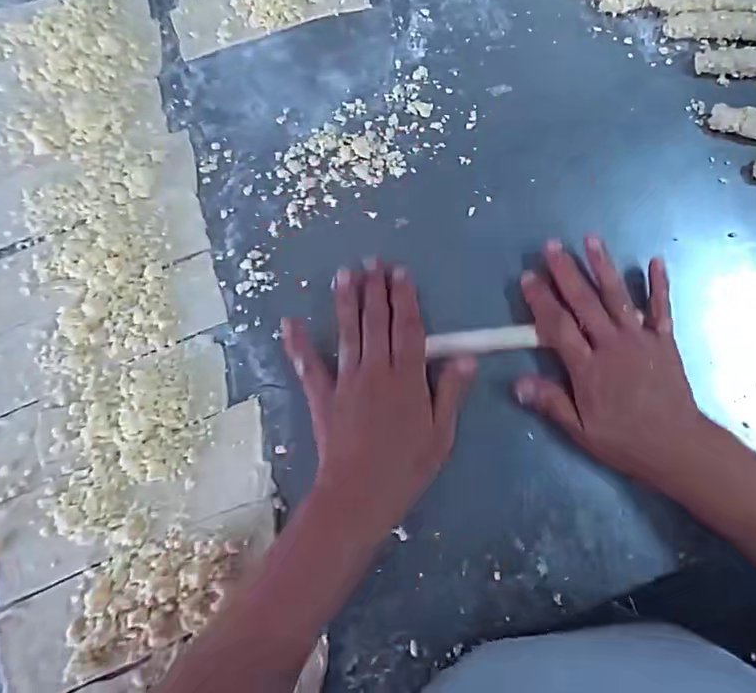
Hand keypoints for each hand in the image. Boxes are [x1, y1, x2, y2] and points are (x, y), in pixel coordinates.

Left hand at [281, 260, 476, 538]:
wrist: (359, 494)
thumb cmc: (406, 467)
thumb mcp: (440, 434)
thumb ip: (450, 392)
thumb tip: (466, 357)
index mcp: (407, 377)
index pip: (408, 327)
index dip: (405, 298)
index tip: (400, 273)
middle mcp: (376, 368)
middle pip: (376, 321)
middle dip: (375, 289)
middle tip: (373, 261)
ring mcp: (346, 379)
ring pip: (348, 331)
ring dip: (346, 300)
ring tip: (345, 274)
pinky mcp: (323, 394)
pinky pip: (309, 365)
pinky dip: (298, 344)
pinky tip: (289, 322)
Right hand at [513, 236, 726, 492]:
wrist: (680, 448)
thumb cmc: (626, 441)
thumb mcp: (582, 432)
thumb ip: (551, 403)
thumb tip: (517, 382)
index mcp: (589, 369)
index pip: (558, 326)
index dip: (541, 300)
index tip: (528, 277)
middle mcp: (613, 346)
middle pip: (585, 303)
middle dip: (566, 272)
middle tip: (552, 246)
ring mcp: (640, 340)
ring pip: (618, 297)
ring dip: (603, 267)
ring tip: (591, 239)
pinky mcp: (664, 341)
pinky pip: (660, 309)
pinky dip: (658, 284)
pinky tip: (655, 260)